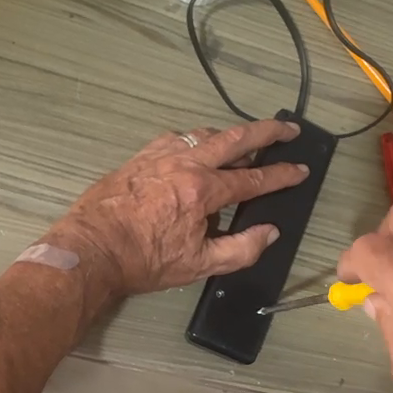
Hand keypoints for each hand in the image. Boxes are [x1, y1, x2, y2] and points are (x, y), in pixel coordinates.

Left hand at [46, 120, 308, 296]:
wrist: (91, 250)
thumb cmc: (144, 261)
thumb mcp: (199, 265)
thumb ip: (241, 249)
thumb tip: (269, 232)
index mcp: (203, 191)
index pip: (254, 180)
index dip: (282, 175)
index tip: (301, 170)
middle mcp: (185, 164)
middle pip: (235, 138)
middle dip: (267, 131)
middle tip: (289, 127)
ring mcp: (161, 155)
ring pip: (205, 134)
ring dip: (231, 136)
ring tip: (245, 143)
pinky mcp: (141, 156)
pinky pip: (177, 139)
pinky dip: (197, 141)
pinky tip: (197, 150)